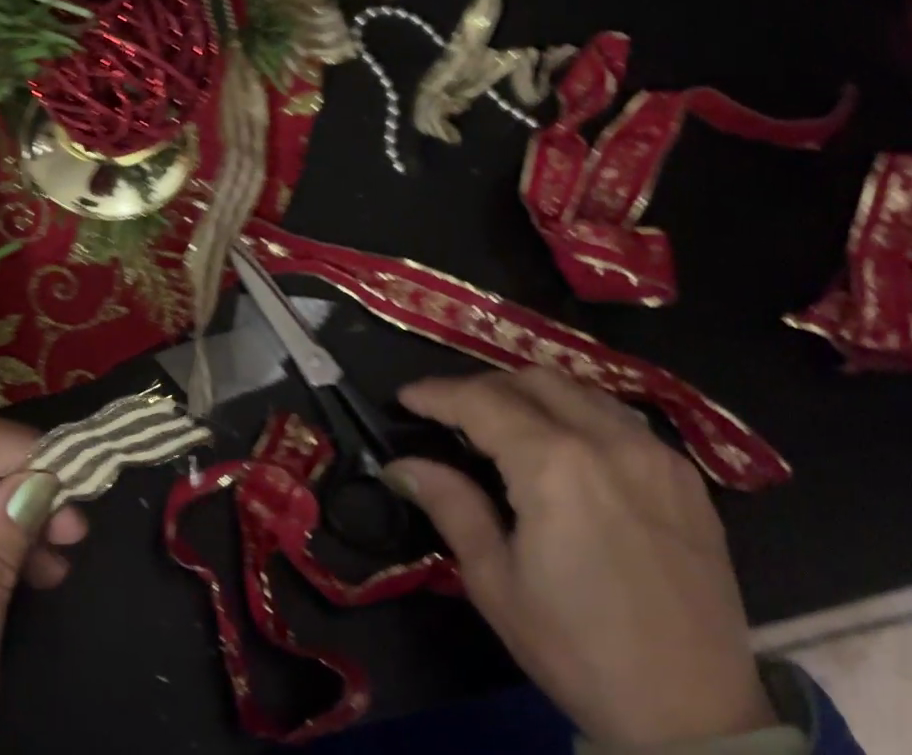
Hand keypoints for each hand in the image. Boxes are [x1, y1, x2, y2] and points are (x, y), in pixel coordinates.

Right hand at [385, 369, 776, 746]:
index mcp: (556, 466)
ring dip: (531, 395)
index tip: (404, 399)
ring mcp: (660, 461)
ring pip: (583, 393)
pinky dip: (578, 416)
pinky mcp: (689, 484)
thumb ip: (450, 505)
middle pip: (534, 382)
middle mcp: (611, 445)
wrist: (694, 713)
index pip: (482, 402)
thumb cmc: (575, 646)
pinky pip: (622, 422)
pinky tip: (561, 448)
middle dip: (481, 387)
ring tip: (499, 424)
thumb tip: (403, 465)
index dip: (435, 394)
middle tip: (447, 414)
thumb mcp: (493, 578)